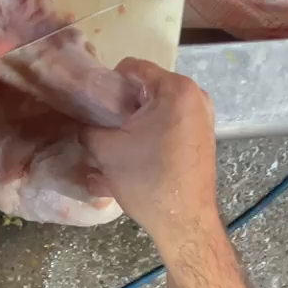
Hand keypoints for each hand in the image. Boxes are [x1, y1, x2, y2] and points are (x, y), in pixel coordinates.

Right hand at [81, 58, 219, 251]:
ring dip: (138, 120)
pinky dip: (154, 131)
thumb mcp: (106, 151)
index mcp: (175, 89)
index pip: (132, 68)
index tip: (95, 107)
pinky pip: (172, 122)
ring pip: (159, 106)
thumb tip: (82, 121)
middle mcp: (196, 94)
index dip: (107, 84)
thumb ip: (89, 127)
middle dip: (124, 104)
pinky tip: (142, 153)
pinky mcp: (204, 135)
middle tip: (106, 127)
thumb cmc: (146, 181)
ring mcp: (204, 115)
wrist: (182, 220)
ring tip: (123, 143)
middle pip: (147, 87)